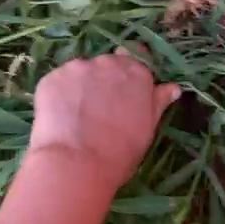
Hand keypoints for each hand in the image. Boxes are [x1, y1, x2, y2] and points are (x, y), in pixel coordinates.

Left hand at [27, 50, 181, 195]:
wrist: (76, 164)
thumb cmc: (119, 154)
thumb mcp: (146, 131)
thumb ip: (157, 104)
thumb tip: (172, 88)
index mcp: (137, 74)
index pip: (137, 58)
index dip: (130, 76)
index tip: (124, 94)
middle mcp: (108, 63)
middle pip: (107, 65)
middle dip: (104, 82)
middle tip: (99, 111)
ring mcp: (77, 67)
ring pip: (80, 73)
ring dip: (81, 88)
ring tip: (77, 117)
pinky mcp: (52, 77)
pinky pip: (58, 83)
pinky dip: (59, 96)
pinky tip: (60, 119)